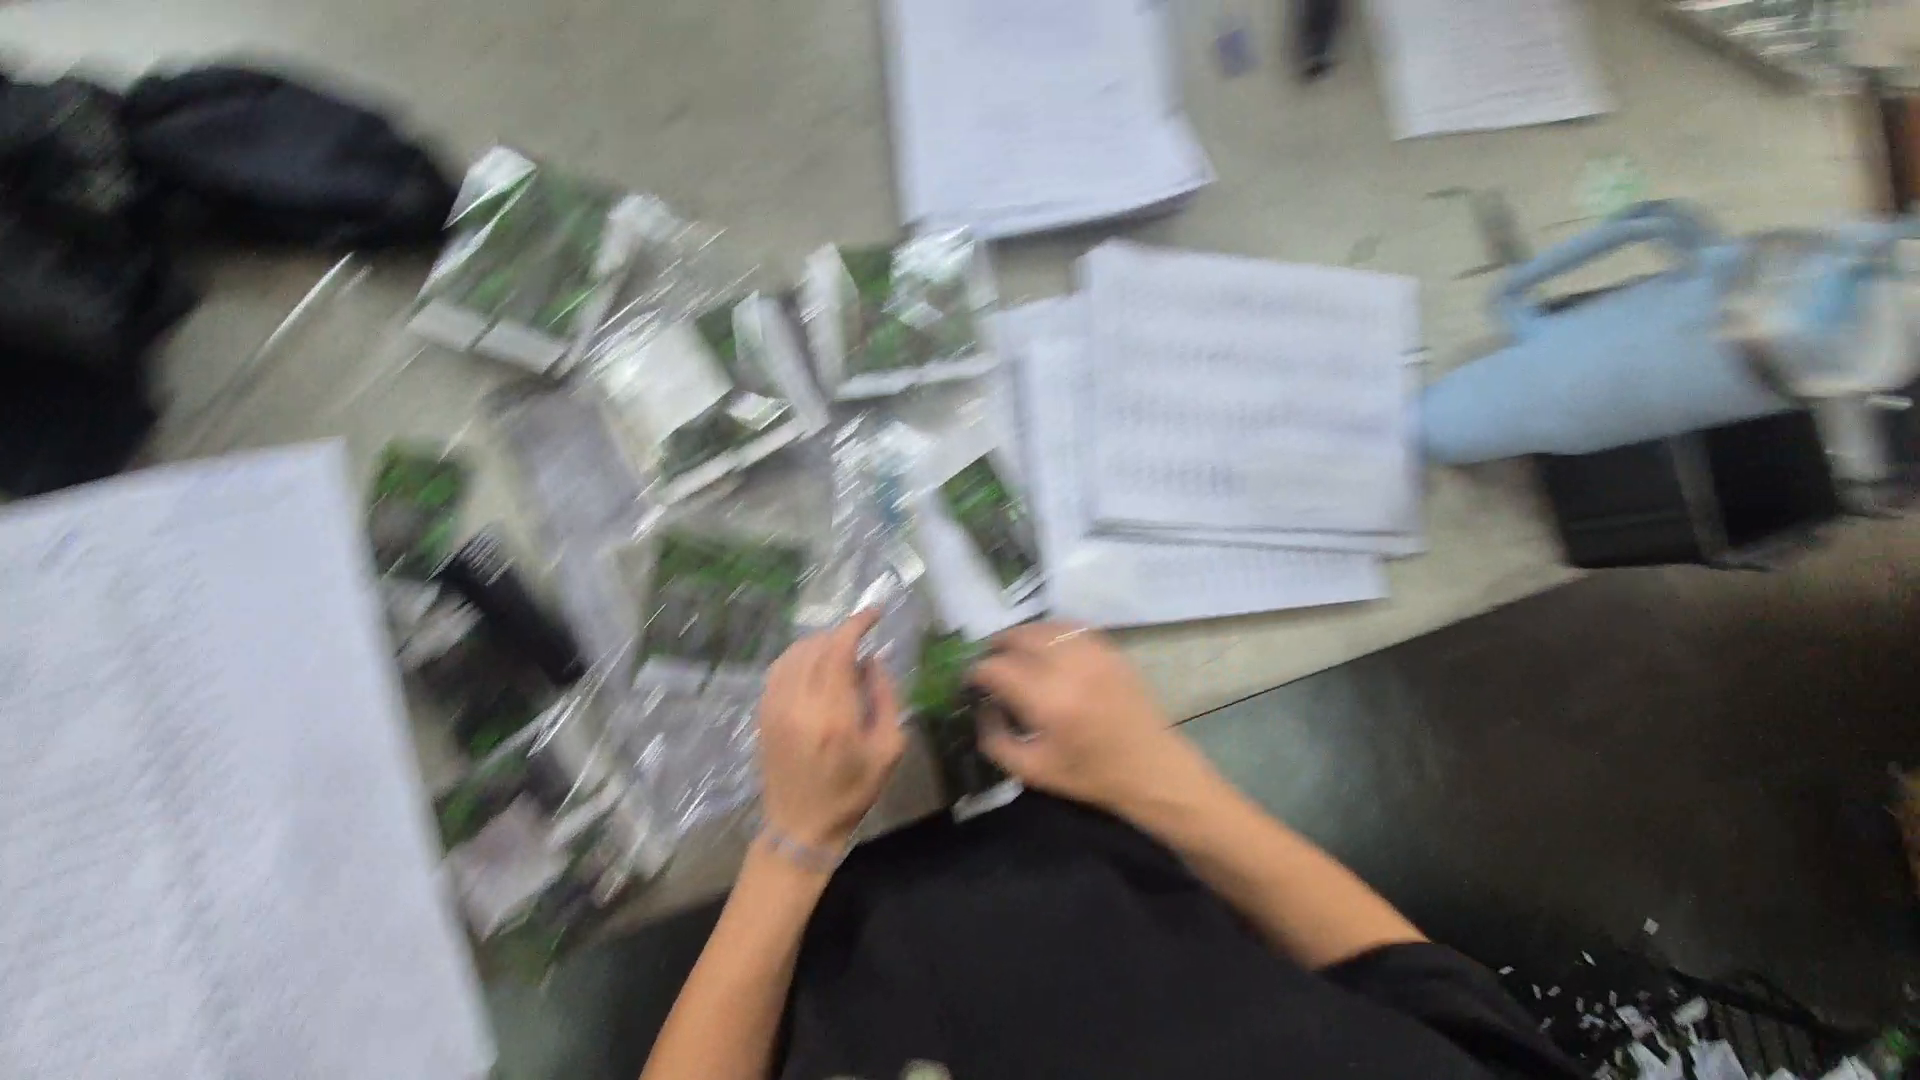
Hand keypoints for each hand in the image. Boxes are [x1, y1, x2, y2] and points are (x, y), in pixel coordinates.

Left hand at [756, 610, 905, 852]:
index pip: (839, 649)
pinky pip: (779, 669)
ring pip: (794, 653)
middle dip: (841, 634)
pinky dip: (798, 657)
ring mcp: (775, 707)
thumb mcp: (888, 749)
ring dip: (819, 643)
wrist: (801, 827)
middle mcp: (799, 704)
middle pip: (816, 645)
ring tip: (840, 653)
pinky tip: (814, 667)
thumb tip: (872, 660)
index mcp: (833, 714)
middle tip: (862, 641)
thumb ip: (884, 698)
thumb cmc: (852, 792)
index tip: (875, 614)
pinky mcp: (763, 714)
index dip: (857, 623)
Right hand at [970, 621, 1213, 814]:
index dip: (977, 671)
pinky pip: (1071, 629)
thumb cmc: (1090, 775)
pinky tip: (1045, 649)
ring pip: (1044, 627)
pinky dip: (1050, 633)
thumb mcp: (1032, 771)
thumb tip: (981, 708)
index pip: (997, 668)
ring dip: (1022, 636)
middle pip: (1019, 637)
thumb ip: (995, 740)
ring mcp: (1093, 653)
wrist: (1151, 769)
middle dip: (997, 646)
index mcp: (1048, 700)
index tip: (971, 681)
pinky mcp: (1110, 650)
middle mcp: (1069, 667)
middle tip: (989, 662)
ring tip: (1013, 652)